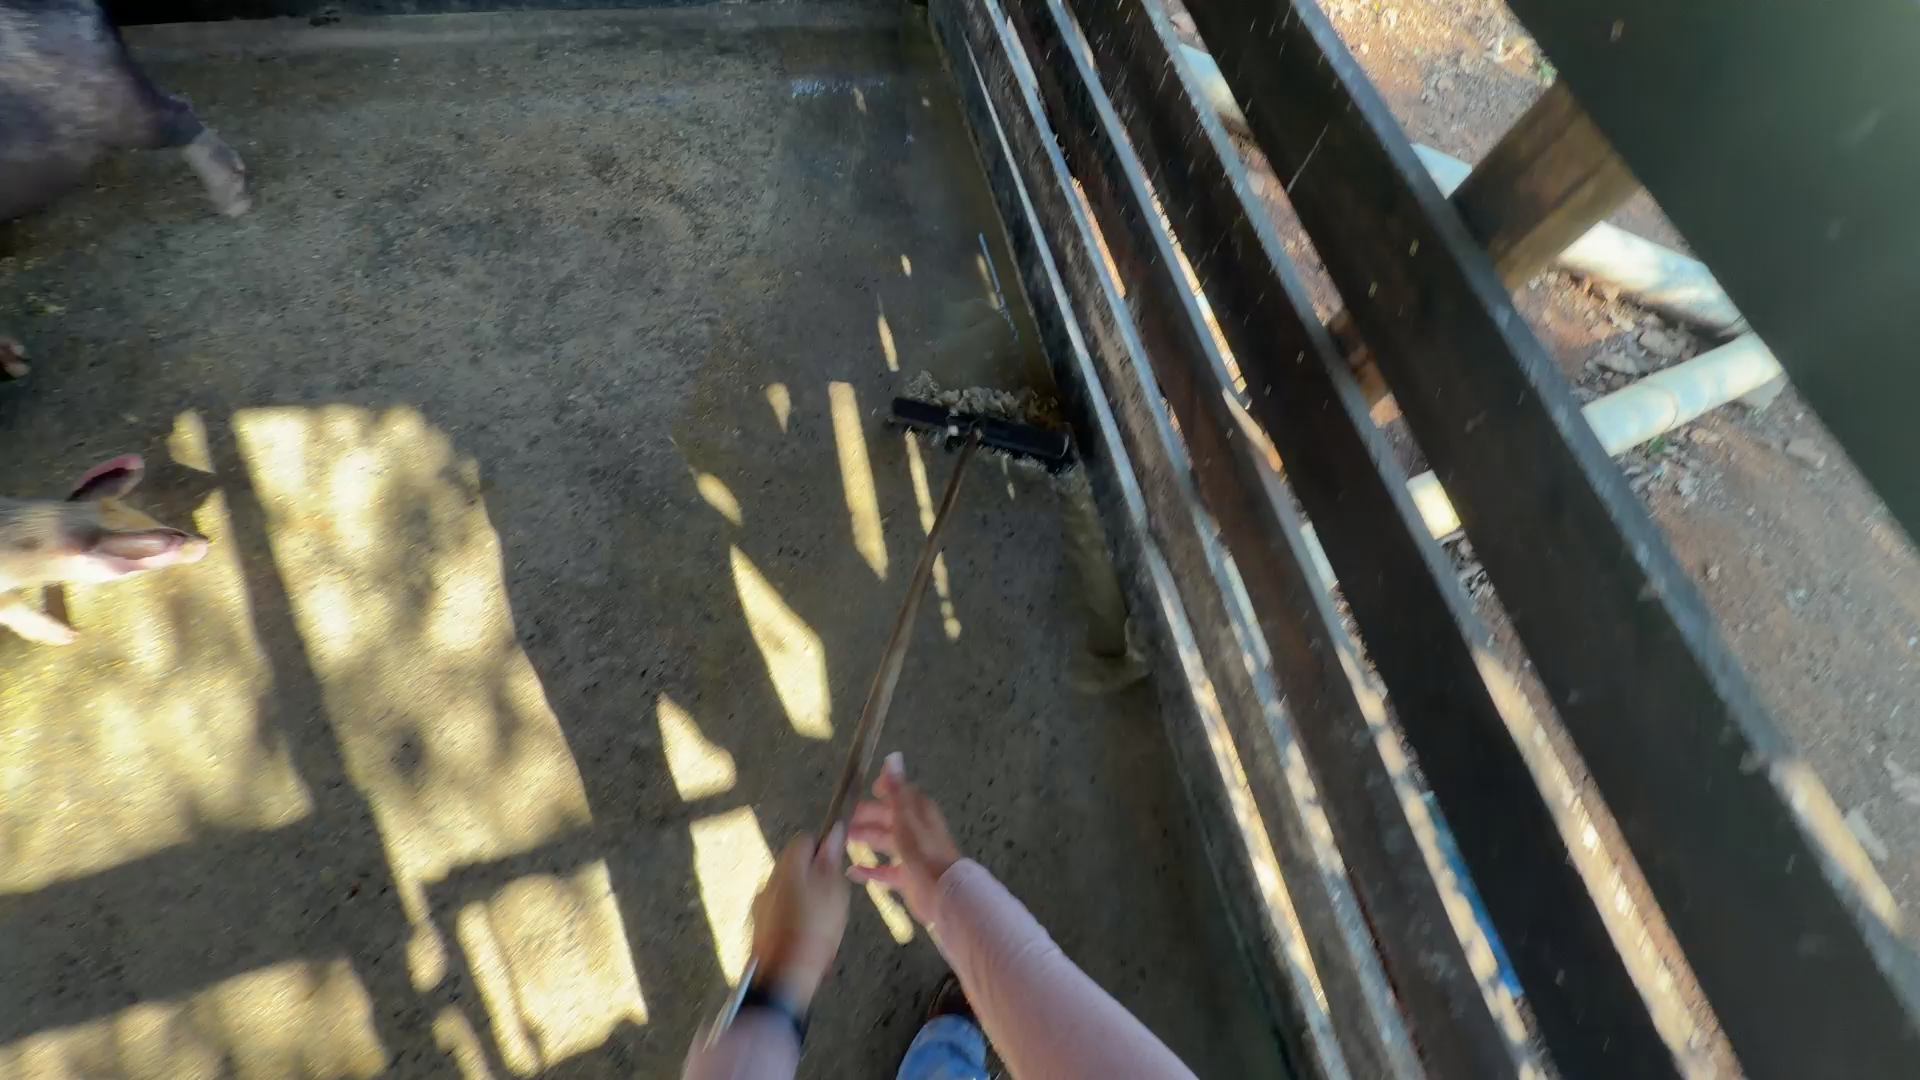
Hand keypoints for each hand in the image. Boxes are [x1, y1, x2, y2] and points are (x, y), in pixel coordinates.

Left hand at [751, 825, 849, 1010]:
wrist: (783, 978)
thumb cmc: (815, 926)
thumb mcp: (833, 888)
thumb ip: (831, 856)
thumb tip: (833, 830)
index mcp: (788, 865)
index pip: (806, 839)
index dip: (823, 850)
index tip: (836, 870)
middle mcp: (770, 879)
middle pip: (796, 866)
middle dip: (815, 877)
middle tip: (833, 899)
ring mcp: (761, 905)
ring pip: (790, 890)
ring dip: (805, 899)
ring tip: (823, 924)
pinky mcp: (758, 929)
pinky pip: (782, 914)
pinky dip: (794, 919)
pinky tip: (807, 939)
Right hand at [847, 752, 963, 926]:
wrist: (943, 893)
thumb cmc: (923, 850)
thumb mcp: (906, 816)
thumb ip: (896, 789)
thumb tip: (893, 756)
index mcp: (919, 811)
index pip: (900, 793)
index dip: (884, 789)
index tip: (865, 790)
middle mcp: (916, 829)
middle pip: (888, 818)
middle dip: (867, 817)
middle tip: (843, 820)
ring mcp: (912, 854)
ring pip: (886, 842)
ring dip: (866, 839)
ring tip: (843, 841)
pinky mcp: (908, 876)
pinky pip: (885, 871)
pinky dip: (870, 870)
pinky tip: (852, 872)